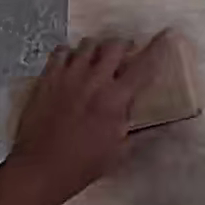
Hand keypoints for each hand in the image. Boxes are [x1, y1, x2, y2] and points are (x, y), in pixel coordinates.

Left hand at [9, 34, 165, 204]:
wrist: (37, 170)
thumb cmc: (81, 165)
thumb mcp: (118, 153)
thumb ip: (142, 133)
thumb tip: (167, 126)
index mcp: (116, 98)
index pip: (143, 65)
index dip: (157, 47)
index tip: (166, 34)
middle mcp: (94, 79)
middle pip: (115, 45)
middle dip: (124, 45)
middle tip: (125, 54)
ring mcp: (69, 75)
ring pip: (88, 44)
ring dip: (98, 48)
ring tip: (97, 58)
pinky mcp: (48, 77)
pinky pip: (61, 51)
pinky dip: (69, 53)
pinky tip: (71, 64)